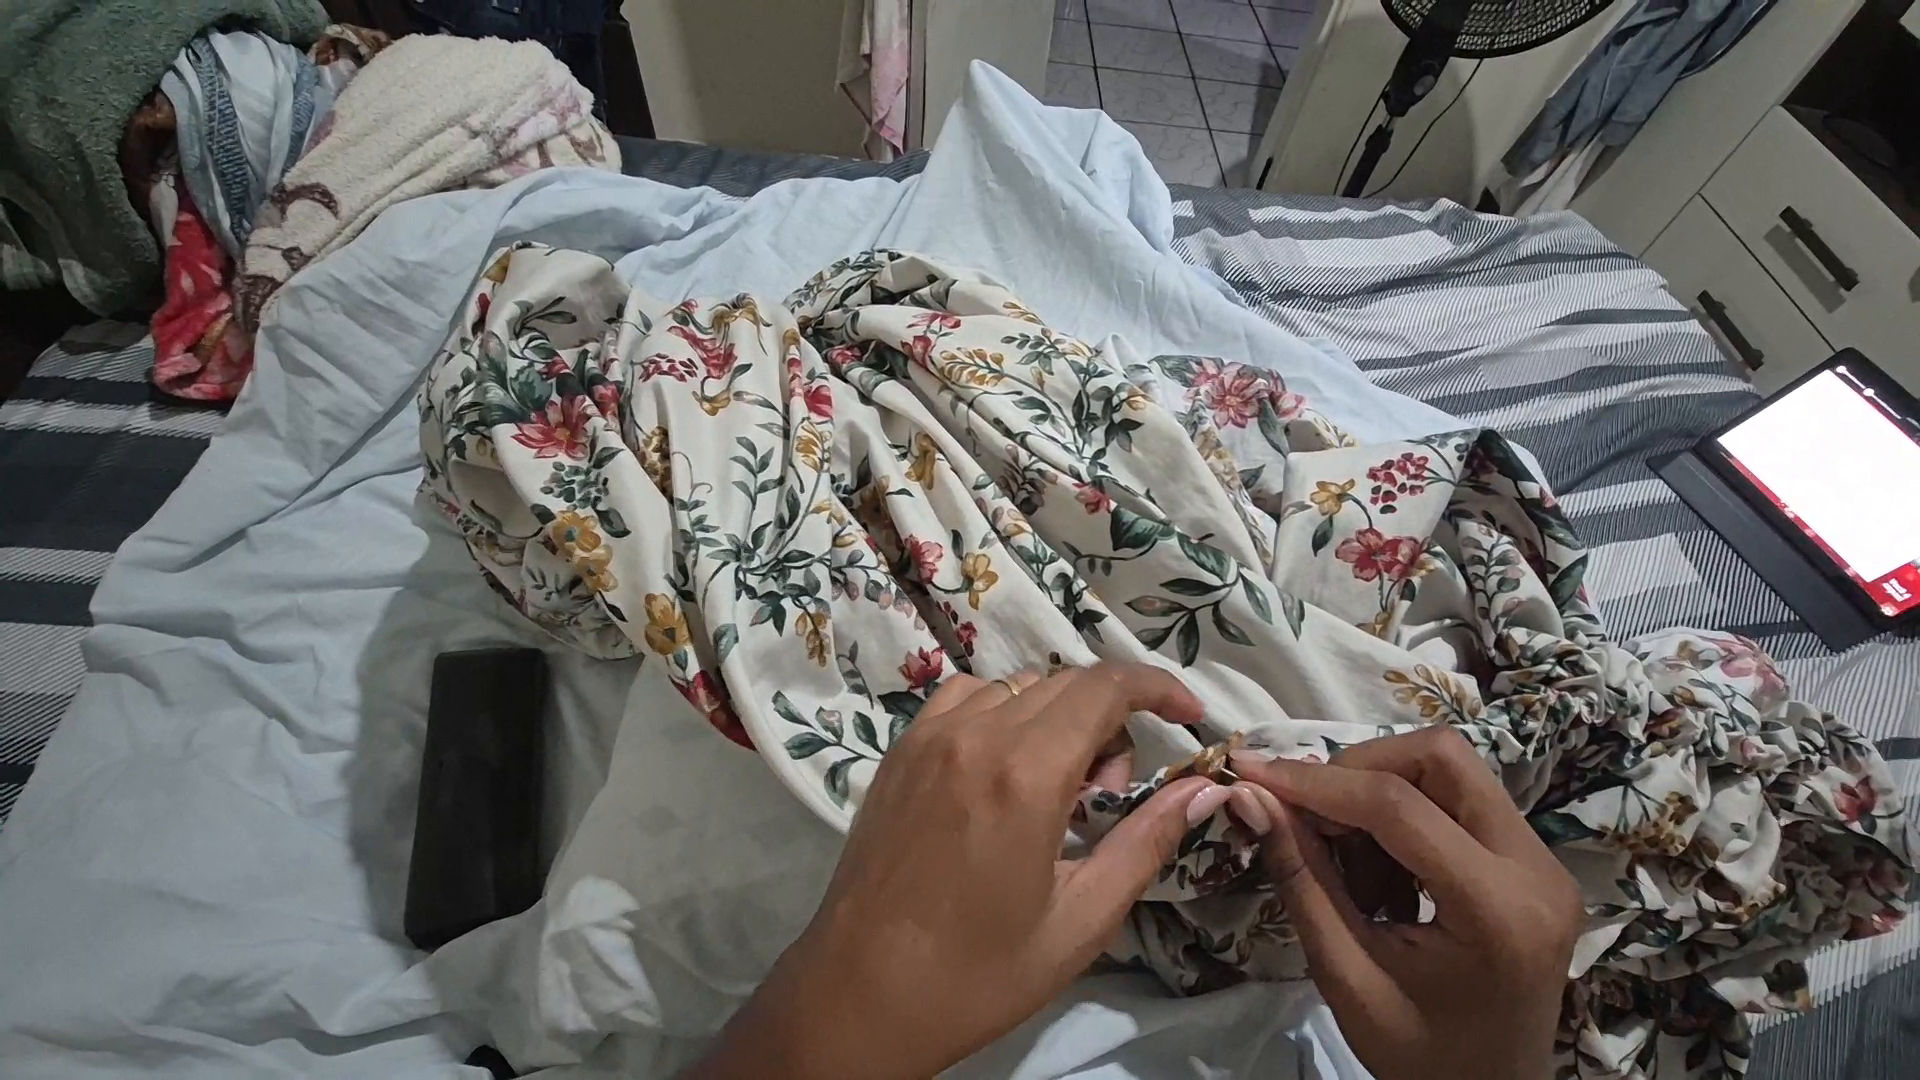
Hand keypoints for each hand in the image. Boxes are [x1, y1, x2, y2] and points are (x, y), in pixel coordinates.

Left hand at [688, 663, 1246, 1079]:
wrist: (860, 991)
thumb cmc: (978, 972)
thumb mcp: (1081, 918)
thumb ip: (1147, 840)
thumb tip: (1204, 788)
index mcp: (1025, 773)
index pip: (1105, 687)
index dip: (1157, 688)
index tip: (1189, 715)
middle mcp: (976, 733)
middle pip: (1066, 684)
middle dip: (1111, 721)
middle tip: (1107, 796)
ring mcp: (930, 735)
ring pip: (1018, 687)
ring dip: (1058, 717)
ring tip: (1055, 787)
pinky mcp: (901, 748)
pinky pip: (966, 697)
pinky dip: (1003, 712)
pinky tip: (1002, 765)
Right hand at [1231, 727, 1583, 1079]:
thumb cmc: (1418, 1056)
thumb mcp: (1345, 975)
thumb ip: (1300, 878)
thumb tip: (1250, 796)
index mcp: (1497, 911)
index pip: (1398, 806)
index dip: (1315, 782)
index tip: (1252, 772)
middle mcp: (1536, 869)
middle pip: (1439, 757)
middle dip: (1358, 768)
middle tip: (1311, 814)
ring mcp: (1540, 861)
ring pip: (1445, 766)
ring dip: (1375, 789)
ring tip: (1345, 855)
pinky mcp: (1528, 860)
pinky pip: (1453, 795)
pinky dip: (1397, 809)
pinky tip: (1376, 866)